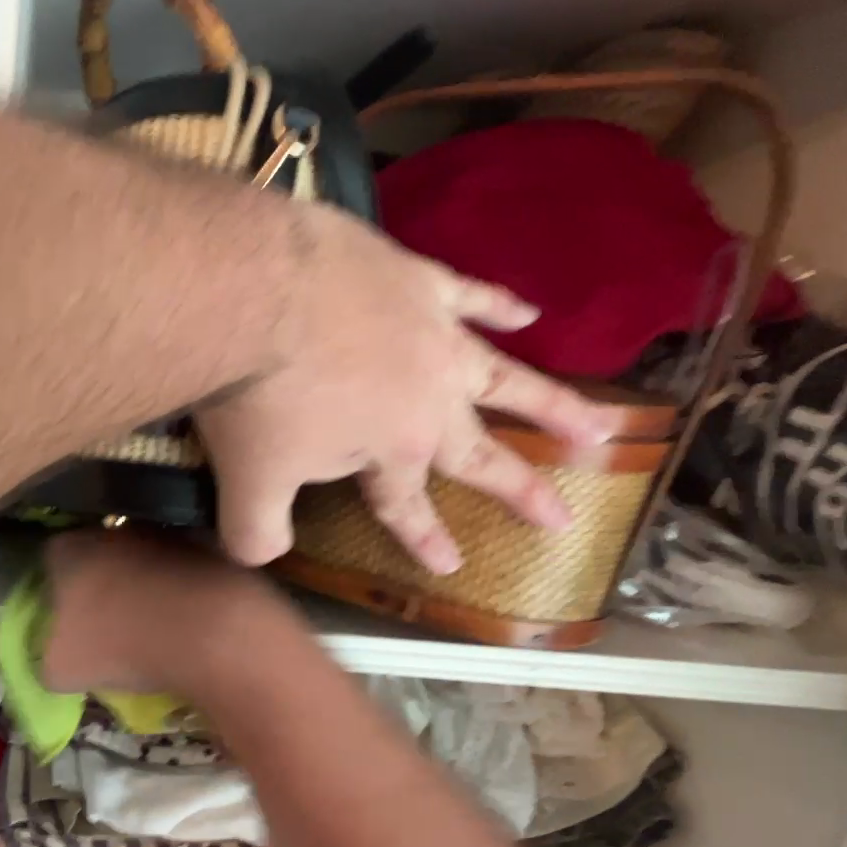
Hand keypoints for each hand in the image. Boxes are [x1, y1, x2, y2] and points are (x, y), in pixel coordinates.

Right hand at [41, 529, 294, 697]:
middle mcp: (110, 527)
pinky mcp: (206, 542)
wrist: (214, 636)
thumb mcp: (60, 671)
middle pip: (95, 552)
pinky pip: (182, 564)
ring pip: (141, 555)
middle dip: (100, 580)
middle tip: (107, 620)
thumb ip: (44, 656)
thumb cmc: (124, 647)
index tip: (65, 616)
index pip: (48, 559)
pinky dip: (182, 584)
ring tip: (152, 624)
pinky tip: (187, 619)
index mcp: (68, 548)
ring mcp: (161, 530)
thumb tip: (52, 655)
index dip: (54, 587)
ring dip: (143, 580)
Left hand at [195, 206, 610, 570]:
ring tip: (600, 426)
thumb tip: (263, 559)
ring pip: (503, 376)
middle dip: (518, 489)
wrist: (256, 291)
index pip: (407, 505)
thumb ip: (255, 530)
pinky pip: (471, 294)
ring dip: (551, 404)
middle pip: (476, 451)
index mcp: (391, 449)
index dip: (425, 538)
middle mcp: (429, 398)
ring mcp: (432, 334)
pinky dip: (501, 305)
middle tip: (564, 516)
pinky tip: (529, 312)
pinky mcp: (417, 278)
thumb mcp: (246, 481)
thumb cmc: (254, 396)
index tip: (452, 567)